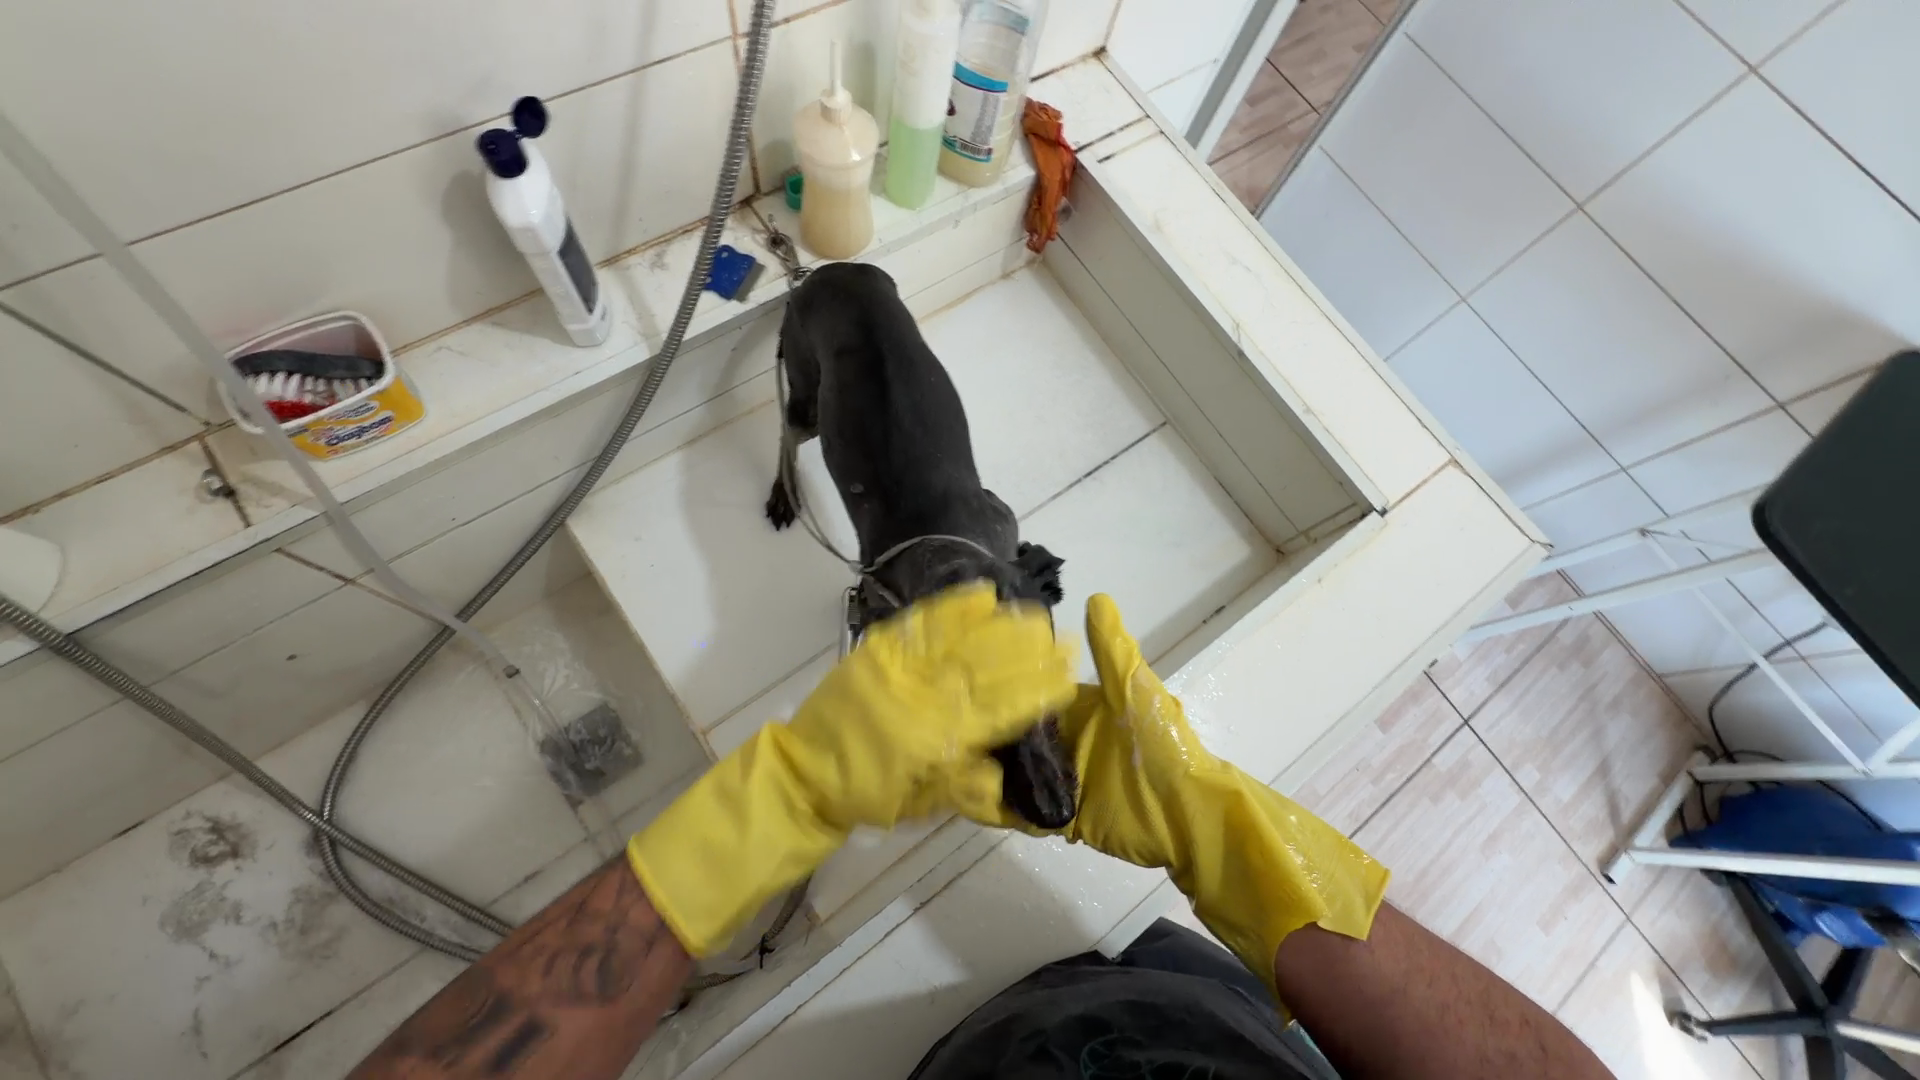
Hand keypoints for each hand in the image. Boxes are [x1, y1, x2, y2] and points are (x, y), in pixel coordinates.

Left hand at [628, 583, 1074, 955]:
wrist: (806, 773)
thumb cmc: (871, 794)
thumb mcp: (923, 802)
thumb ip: (966, 783)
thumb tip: (1009, 770)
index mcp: (937, 739)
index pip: (1000, 710)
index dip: (1035, 692)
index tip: (1065, 677)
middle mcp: (923, 697)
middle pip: (986, 667)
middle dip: (1028, 652)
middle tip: (1060, 638)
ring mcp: (900, 667)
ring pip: (960, 641)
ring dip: (1001, 626)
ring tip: (1032, 615)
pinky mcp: (878, 649)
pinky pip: (922, 623)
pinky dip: (954, 607)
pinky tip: (983, 593)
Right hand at [953, 594, 1389, 998]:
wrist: (1190, 818)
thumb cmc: (1164, 747)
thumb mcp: (1136, 691)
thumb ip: (1113, 650)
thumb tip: (1094, 595)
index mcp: (1078, 707)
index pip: (1027, 690)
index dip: (998, 683)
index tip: (959, 676)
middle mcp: (1063, 740)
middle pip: (1012, 732)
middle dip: (982, 729)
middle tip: (941, 724)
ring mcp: (1059, 779)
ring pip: (1010, 770)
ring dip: (983, 767)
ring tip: (944, 760)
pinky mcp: (1058, 816)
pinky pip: (1020, 809)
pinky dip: (995, 805)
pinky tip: (964, 795)